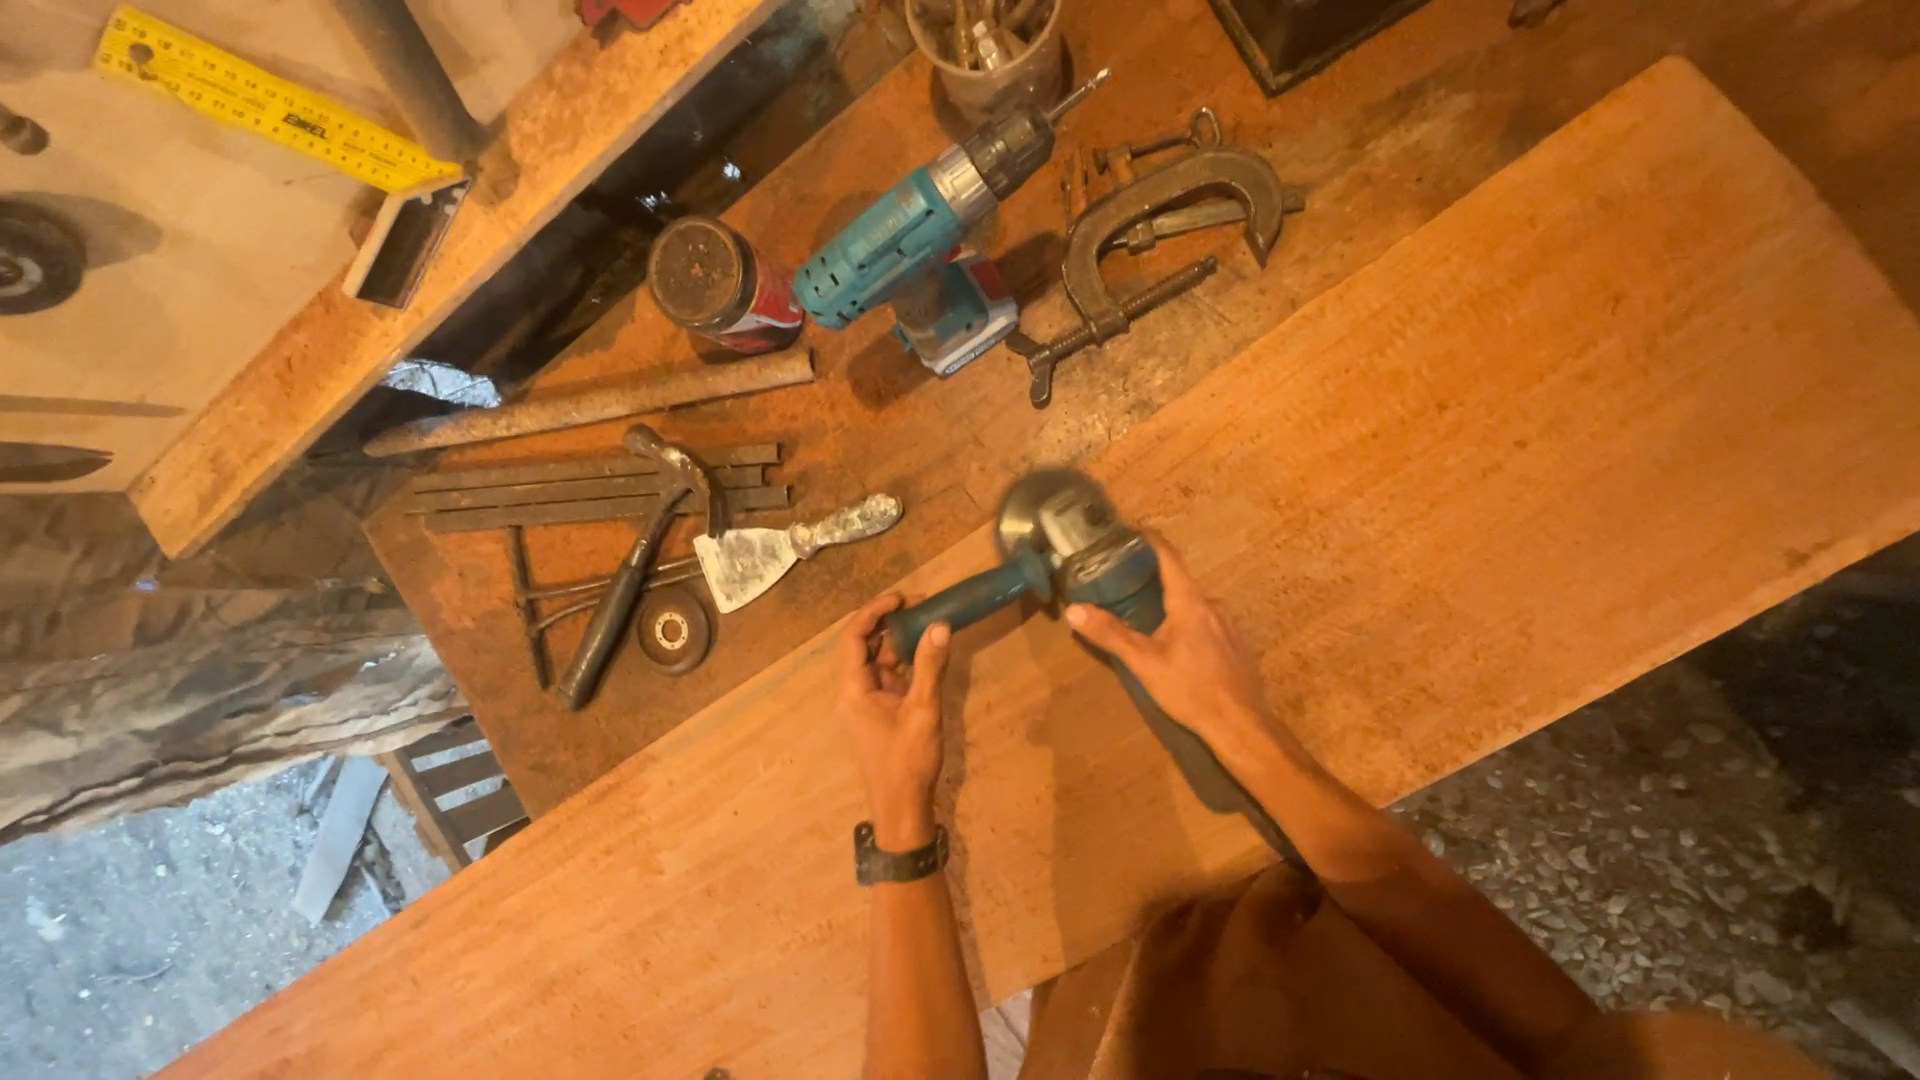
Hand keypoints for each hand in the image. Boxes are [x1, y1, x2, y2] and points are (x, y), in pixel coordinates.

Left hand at [837, 593, 952, 850]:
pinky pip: (891, 678)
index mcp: (853, 689)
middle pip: (865, 645)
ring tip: (930, 622)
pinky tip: (929, 652)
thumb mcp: (923, 710)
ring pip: (880, 661)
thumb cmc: (907, 761)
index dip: (874, 611)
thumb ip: (930, 666)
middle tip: (923, 605)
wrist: (902, 810)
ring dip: (901, 641)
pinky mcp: (882, 713)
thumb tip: (940, 625)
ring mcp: (868, 703)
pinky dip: (907, 662)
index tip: (902, 597)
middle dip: (891, 622)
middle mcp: (854, 691)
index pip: (854, 637)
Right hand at [1064, 535, 1282, 762]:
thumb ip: (1110, 634)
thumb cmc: (1191, 689)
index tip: (1133, 531)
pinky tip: (1178, 644)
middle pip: (1181, 582)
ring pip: (1194, 605)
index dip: (1151, 541)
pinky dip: (1188, 623)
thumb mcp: (1145, 663)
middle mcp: (1212, 605)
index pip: (1170, 558)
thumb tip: (1074, 610)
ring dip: (1172, 604)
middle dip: (1155, 578)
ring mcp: (1229, 625)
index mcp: (1190, 602)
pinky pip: (1208, 622)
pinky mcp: (1237, 645)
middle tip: (1127, 580)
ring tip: (1148, 614)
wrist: (1241, 724)